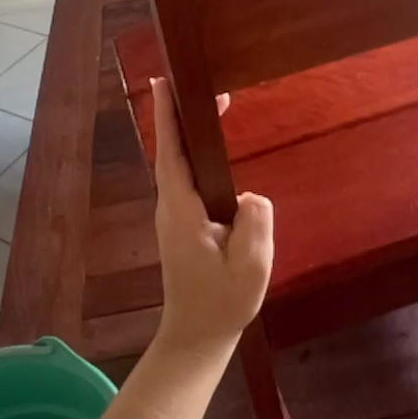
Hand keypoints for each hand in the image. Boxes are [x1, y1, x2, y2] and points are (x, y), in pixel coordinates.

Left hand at [148, 78, 273, 354]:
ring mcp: (172, 215)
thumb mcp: (251, 265)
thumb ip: (254, 223)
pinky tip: (212, 150)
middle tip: (209, 88)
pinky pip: (187, 179)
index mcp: (182, 211)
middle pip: (173, 151)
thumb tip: (250, 195)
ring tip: (211, 107)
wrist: (196, 335)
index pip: (171, 154)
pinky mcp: (180, 223)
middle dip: (183, 115)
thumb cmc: (221, 302)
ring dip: (191, 134)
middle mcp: (170, 206)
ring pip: (178, 164)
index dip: (166, 118)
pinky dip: (197, 156)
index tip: (163, 83)